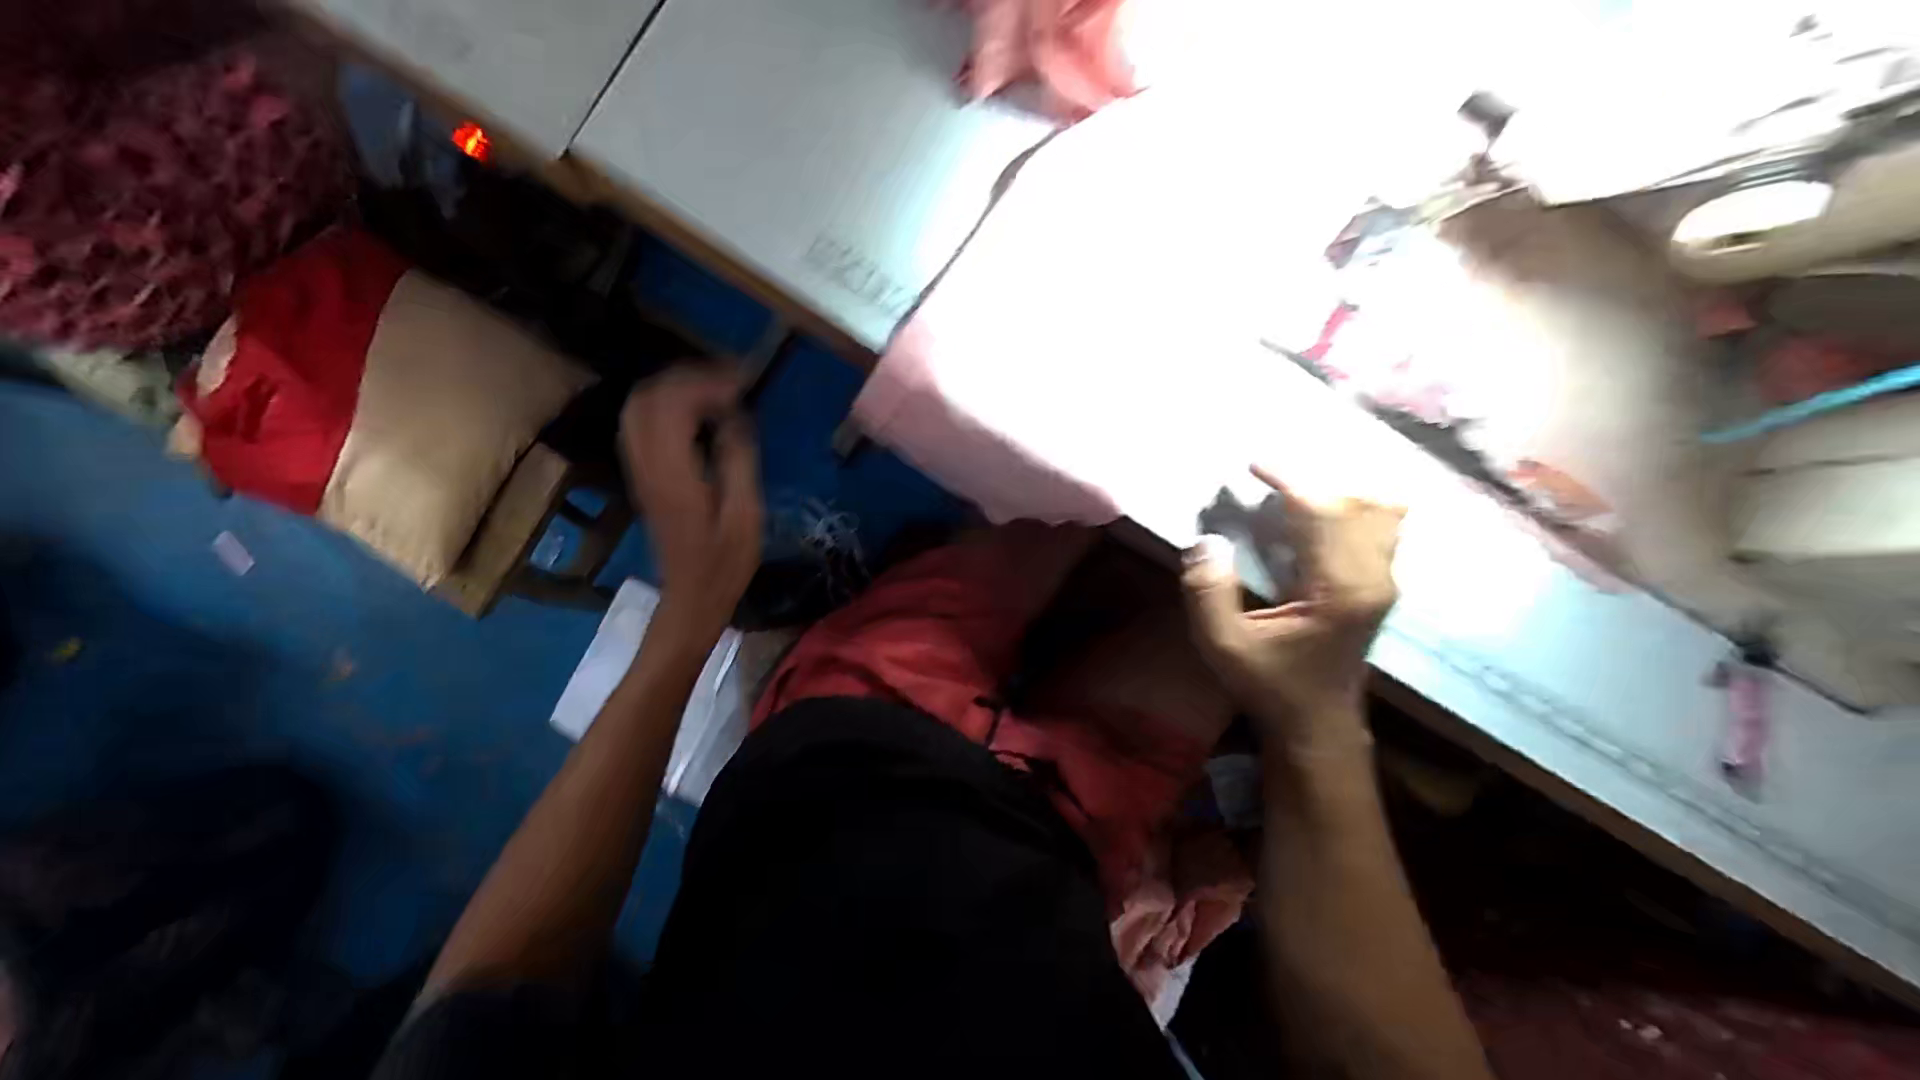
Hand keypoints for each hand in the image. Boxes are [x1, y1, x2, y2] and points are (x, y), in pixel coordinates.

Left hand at [620, 364, 761, 636]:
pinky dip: (666, 407)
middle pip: (648, 397)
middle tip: (729, 380)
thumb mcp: (745, 514)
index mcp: (673, 474)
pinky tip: (698, 414)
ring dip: (674, 389)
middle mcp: (646, 465)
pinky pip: (641, 425)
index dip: (706, 383)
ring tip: (715, 391)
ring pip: (638, 408)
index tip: (743, 383)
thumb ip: (738, 459)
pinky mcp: (641, 477)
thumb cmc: (725, 562)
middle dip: (688, 377)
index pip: (674, 405)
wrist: (691, 596)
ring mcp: (638, 470)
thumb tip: (736, 416)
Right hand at [1182, 465, 1404, 749]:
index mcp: (1340, 589)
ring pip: (1379, 512)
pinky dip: (1353, 506)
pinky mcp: (1380, 585)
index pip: (1323, 512)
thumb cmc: (1270, 685)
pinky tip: (1324, 509)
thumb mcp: (1223, 645)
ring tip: (1296, 490)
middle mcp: (1374, 578)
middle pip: (1357, 504)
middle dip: (1310, 483)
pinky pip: (1380, 527)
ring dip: (1337, 492)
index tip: (1253, 465)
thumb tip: (1205, 541)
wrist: (1316, 724)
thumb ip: (1208, 593)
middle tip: (1266, 479)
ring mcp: (1384, 581)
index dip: (1289, 481)